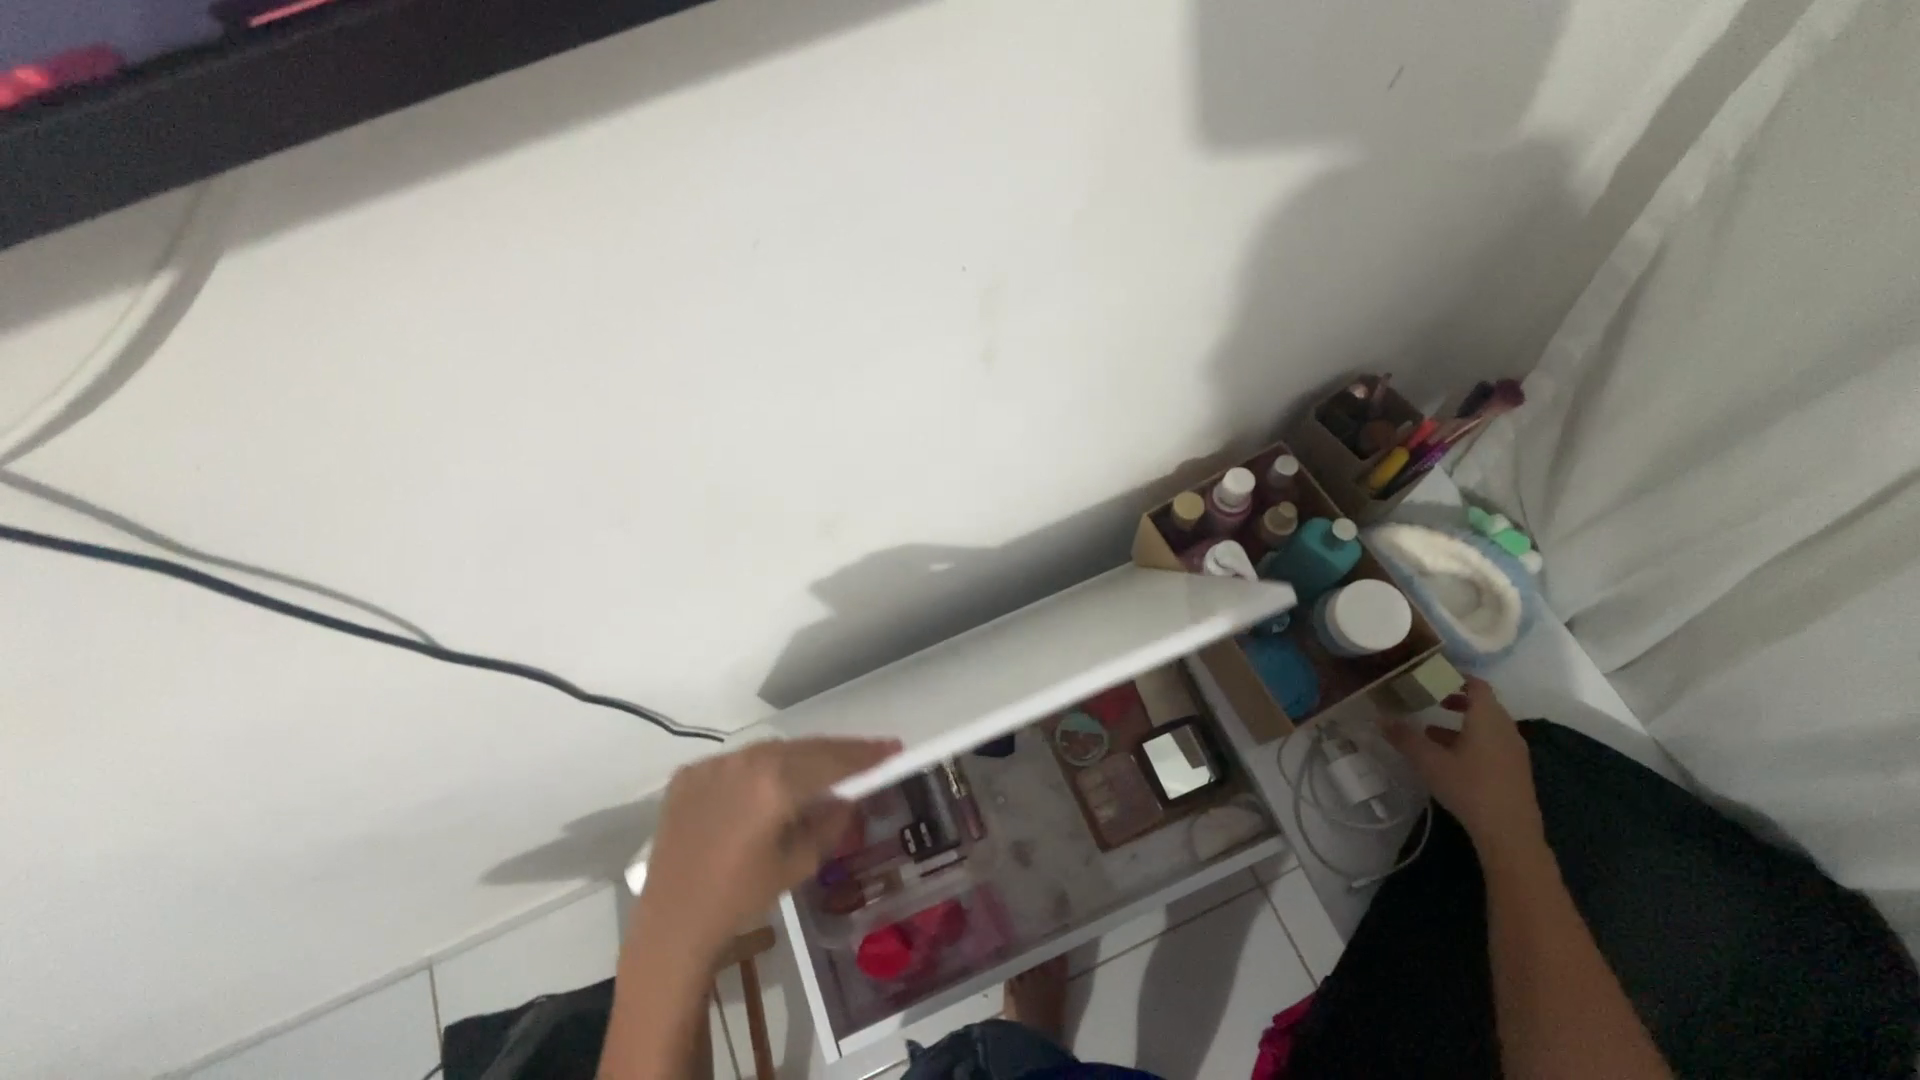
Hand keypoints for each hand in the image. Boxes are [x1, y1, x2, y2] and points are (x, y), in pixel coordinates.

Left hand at [636, 737, 899, 956]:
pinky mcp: (689, 774)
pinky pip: (737, 762)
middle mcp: (744, 762)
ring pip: (769, 751)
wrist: (673, 921)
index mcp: (775, 784)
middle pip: (803, 748)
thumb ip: (829, 822)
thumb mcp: (799, 863)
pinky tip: (769, 788)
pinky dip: (759, 769)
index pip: (832, 760)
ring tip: (820, 771)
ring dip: (798, 758)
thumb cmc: (741, 898)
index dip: (865, 755)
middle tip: (865, 758)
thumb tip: (845, 798)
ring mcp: (714, 765)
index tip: (892, 749)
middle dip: (835, 753)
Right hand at [1381, 677, 1543, 857]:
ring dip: (1461, 724)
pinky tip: (1449, 758)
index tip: (1434, 676)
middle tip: (1429, 699)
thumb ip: (1404, 738)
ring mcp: (1514, 751)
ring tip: (1431, 731)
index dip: (1457, 677)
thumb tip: (1380, 718)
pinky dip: (1470, 741)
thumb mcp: (1428, 761)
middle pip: (1483, 704)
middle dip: (1456, 700)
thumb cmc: (1469, 786)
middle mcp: (1506, 729)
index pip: (1477, 685)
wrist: (1509, 832)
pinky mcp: (1514, 771)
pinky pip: (1492, 743)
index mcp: (1488, 719)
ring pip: (1486, 726)